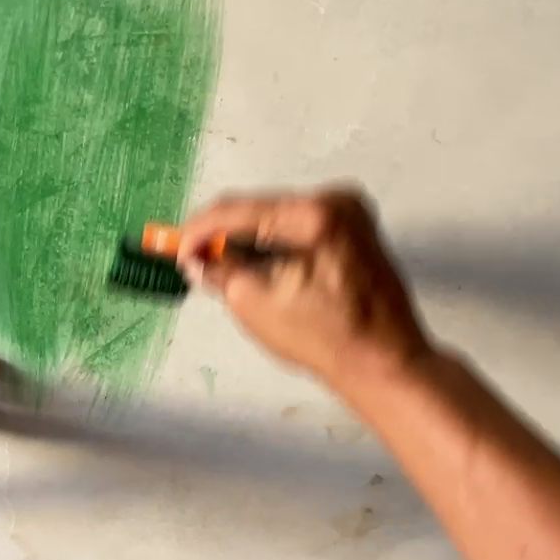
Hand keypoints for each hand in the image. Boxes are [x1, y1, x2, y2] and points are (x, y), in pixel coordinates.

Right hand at [179, 186, 432, 398]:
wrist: (384, 359)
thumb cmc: (328, 340)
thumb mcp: (254, 304)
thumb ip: (220, 270)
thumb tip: (196, 258)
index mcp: (314, 216)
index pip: (237, 210)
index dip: (198, 231)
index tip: (174, 248)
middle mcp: (335, 200)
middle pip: (256, 207)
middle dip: (220, 234)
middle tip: (191, 259)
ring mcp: (348, 209)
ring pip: (273, 215)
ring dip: (244, 238)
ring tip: (219, 267)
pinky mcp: (351, 225)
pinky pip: (295, 223)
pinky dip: (269, 241)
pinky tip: (253, 264)